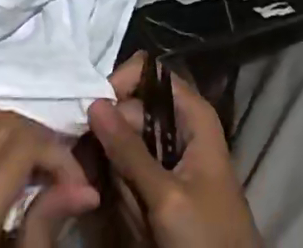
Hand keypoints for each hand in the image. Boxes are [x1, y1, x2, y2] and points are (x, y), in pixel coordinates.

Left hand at [0, 104, 99, 247]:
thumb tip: (86, 189)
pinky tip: (9, 162)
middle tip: (63, 173)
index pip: (21, 149)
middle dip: (43, 140)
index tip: (79, 183)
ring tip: (38, 164)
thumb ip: (45, 228)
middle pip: (5, 127)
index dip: (59, 155)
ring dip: (19, 131)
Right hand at [88, 53, 263, 247]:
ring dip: (113, 165)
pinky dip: (118, 181)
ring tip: (115, 194)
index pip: (149, 71)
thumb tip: (94, 103)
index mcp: (192, 112)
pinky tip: (116, 202)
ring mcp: (169, 151)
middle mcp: (179, 122)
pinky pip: (128, 166)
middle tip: (93, 167)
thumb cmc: (208, 236)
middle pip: (131, 107)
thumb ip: (130, 151)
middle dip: (111, 136)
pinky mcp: (159, 178)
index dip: (120, 84)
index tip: (94, 113)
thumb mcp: (167, 197)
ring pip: (124, 140)